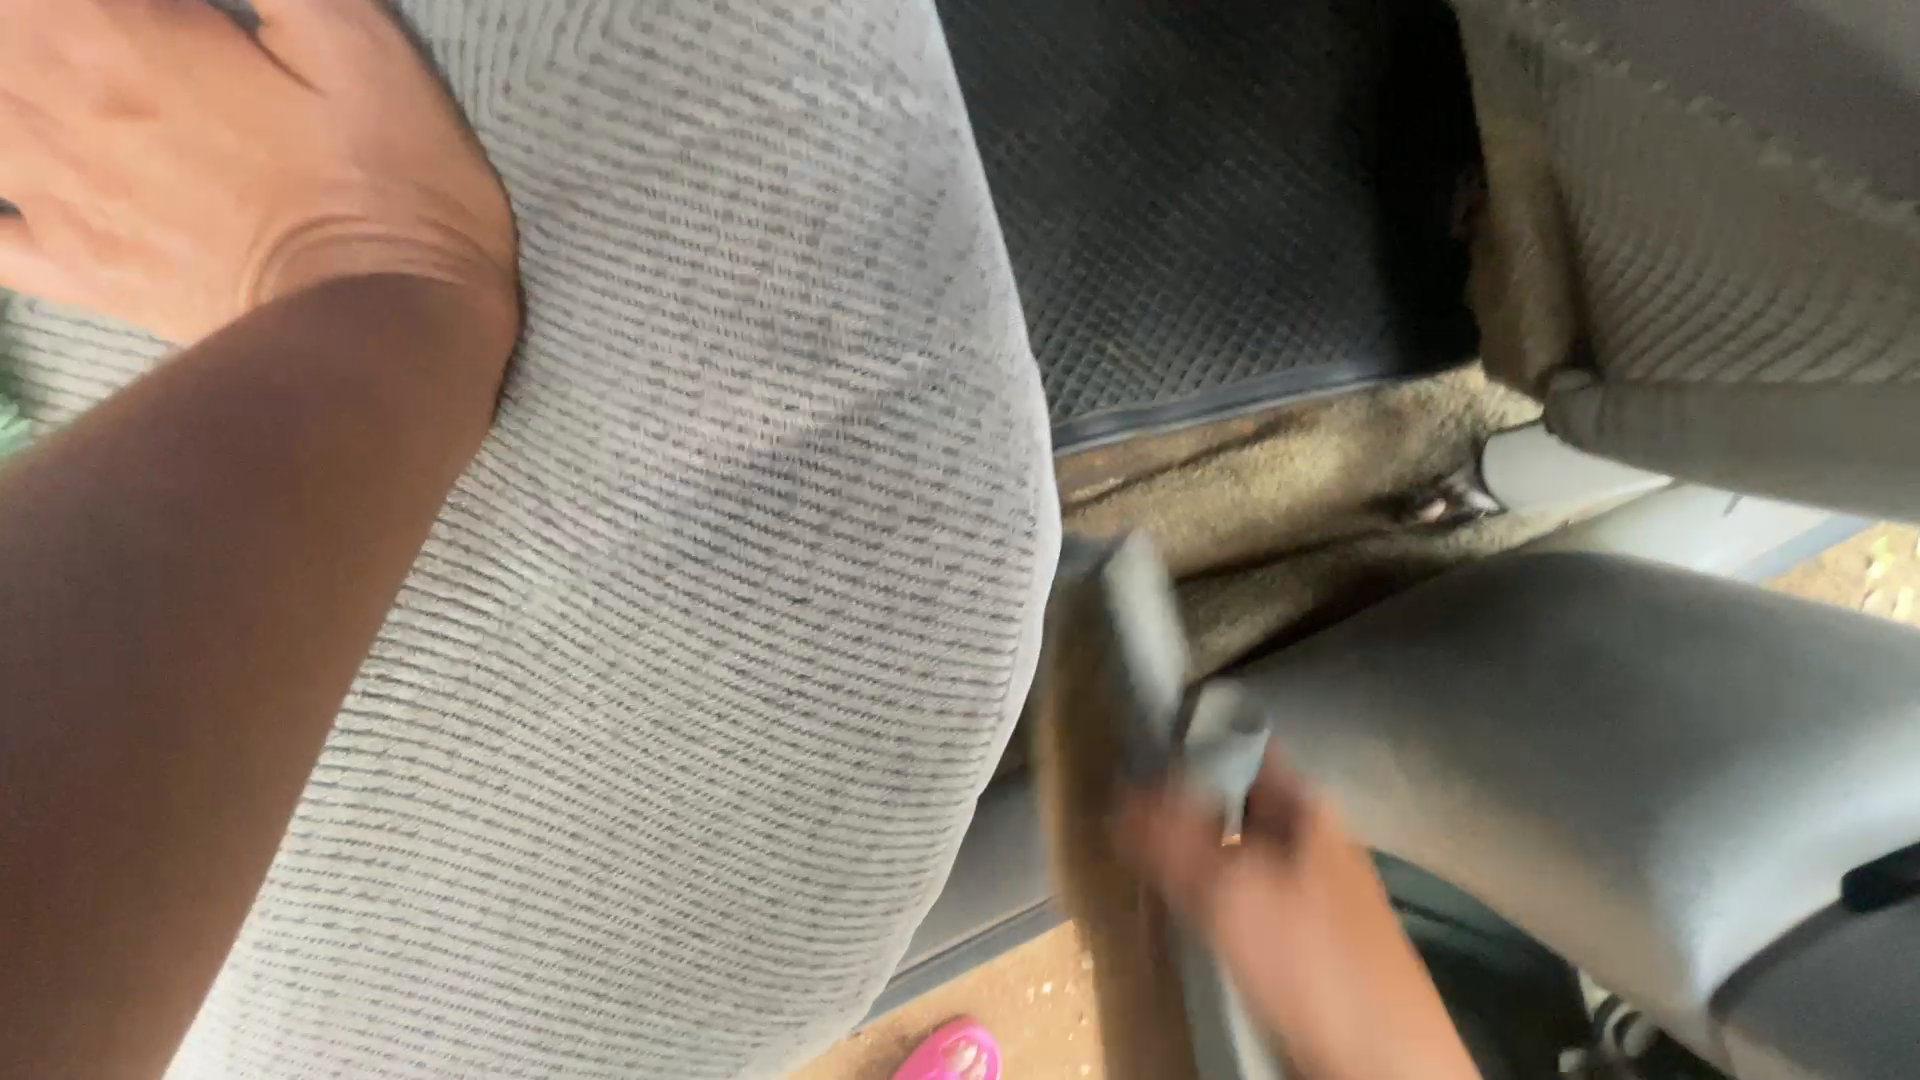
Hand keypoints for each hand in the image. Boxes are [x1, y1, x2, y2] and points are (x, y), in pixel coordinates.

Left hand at [0, 0, 516, 345]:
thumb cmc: (400, 187)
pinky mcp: (82, 271)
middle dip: (41, 35)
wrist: (404, 327)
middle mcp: (42, 98)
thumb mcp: (363, 46)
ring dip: (10, 94)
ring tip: (63, 102)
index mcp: (102, 28)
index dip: (114, 13)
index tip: (184, 34)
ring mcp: (50, 194)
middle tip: (130, 65)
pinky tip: (22, 189)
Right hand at [1117, 751, 1480, 1079]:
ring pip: (1235, 847)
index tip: (1138, 744)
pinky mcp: (1302, 932)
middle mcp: (1310, 835)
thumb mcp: (1232, 892)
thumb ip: (1171, 838)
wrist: (1389, 1068)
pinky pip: (1241, 890)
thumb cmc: (1315, 961)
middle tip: (1123, 803)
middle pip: (1233, 799)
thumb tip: (1120, 794)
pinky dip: (1208, 887)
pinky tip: (1180, 902)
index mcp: (1306, 808)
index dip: (1190, 740)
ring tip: (1138, 849)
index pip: (1240, 747)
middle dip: (1180, 800)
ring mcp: (1309, 884)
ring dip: (1190, 848)